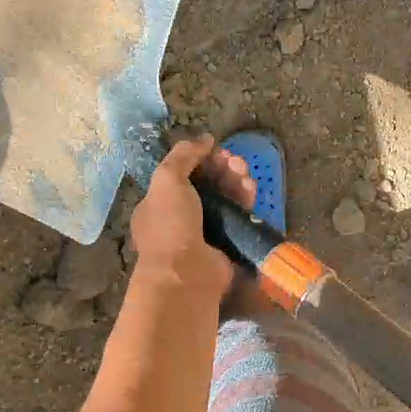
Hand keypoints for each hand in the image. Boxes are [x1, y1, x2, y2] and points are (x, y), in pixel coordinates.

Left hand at [129, 135, 257, 294]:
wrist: (187, 272)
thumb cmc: (171, 224)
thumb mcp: (167, 180)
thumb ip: (183, 154)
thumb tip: (205, 138)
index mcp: (159, 203)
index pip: (182, 174)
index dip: (200, 159)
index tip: (216, 150)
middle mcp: (181, 217)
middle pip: (207, 184)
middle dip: (222, 169)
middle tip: (235, 161)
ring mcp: (205, 231)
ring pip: (225, 198)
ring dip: (236, 181)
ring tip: (245, 172)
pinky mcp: (227, 242)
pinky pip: (238, 215)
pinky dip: (245, 199)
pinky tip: (252, 188)